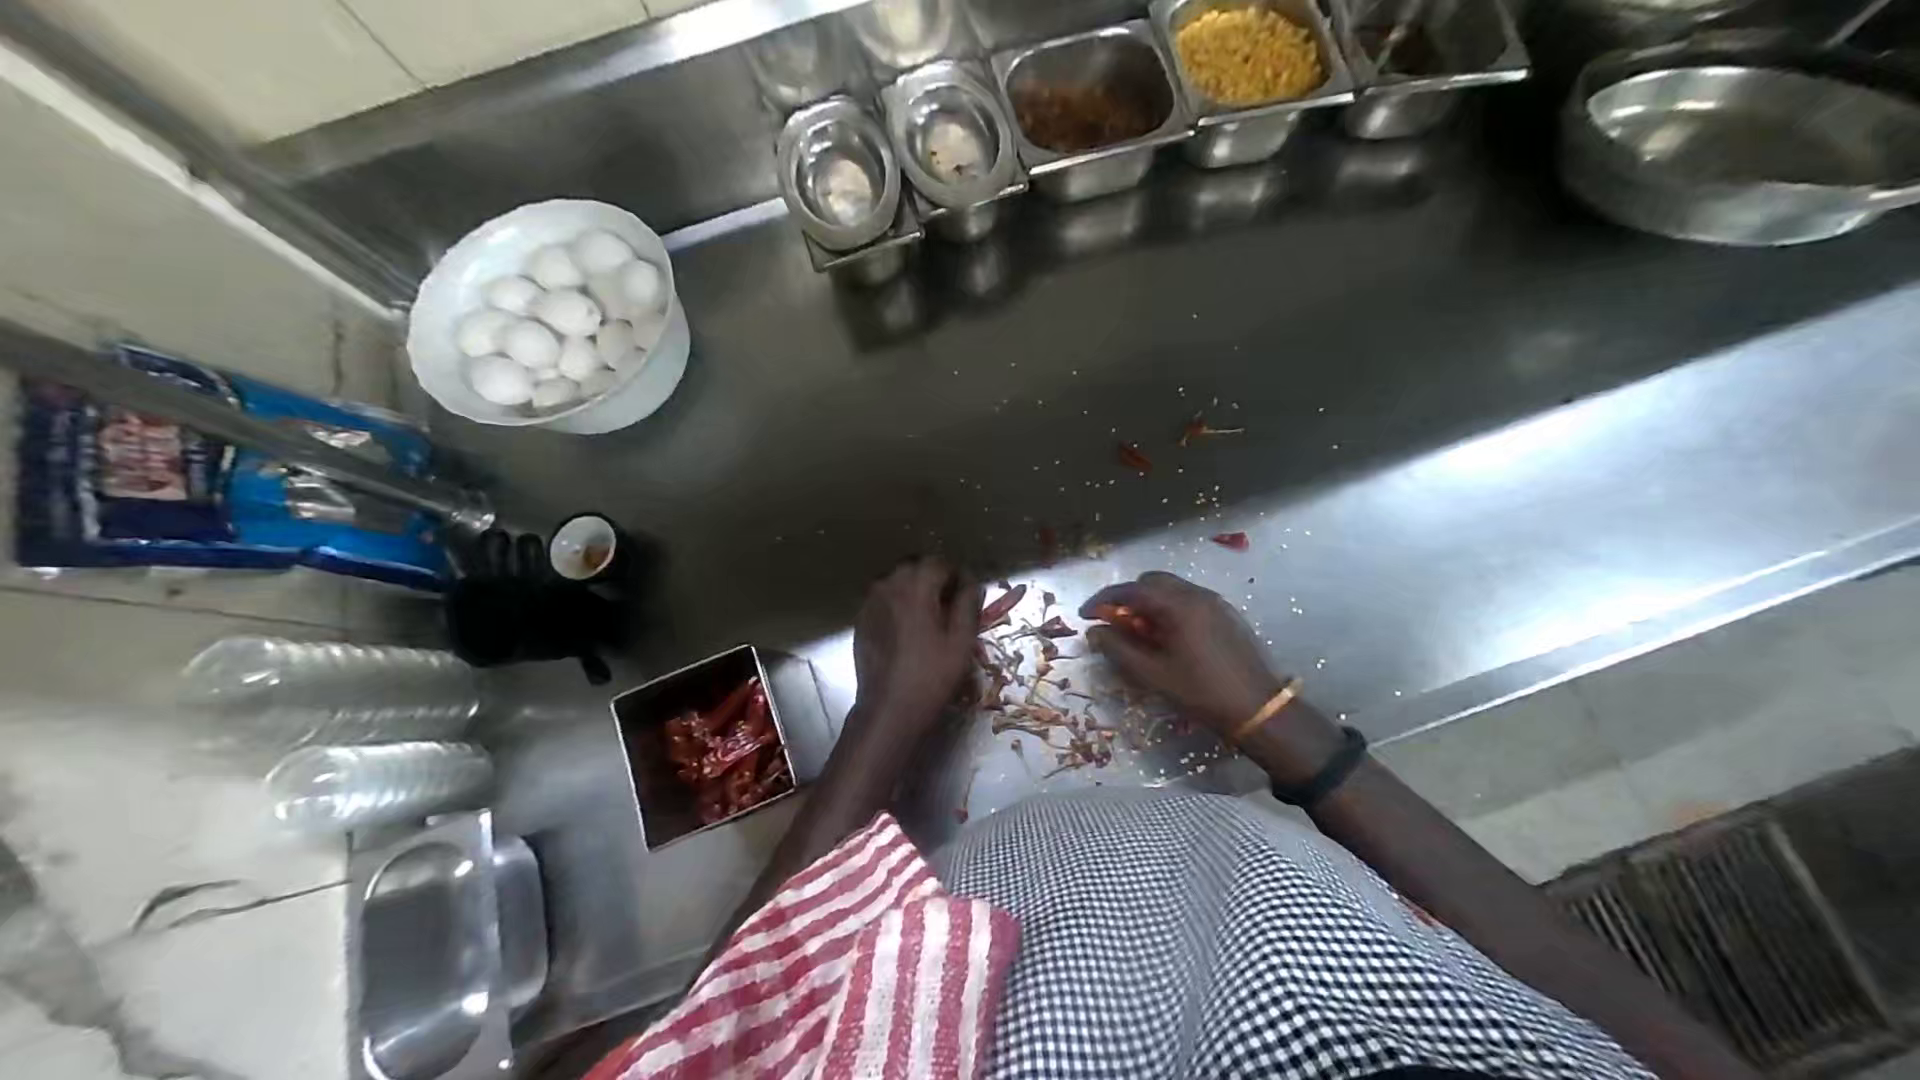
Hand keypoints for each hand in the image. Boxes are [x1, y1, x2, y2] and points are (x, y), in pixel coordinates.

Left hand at [847, 557, 983, 753]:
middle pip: (916, 567)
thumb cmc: (931, 676)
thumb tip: (971, 583)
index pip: (940, 563)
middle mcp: (888, 586)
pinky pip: (884, 598)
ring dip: (915, 589)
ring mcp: (870, 602)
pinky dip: (898, 603)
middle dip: (935, 579)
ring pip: (897, 581)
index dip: (957, 575)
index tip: (968, 595)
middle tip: (951, 605)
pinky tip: (909, 629)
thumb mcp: (961, 641)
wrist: (889, 709)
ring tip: (930, 617)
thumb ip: (968, 604)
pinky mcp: (861, 619)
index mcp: (915, 587)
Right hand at [1080, 573, 1343, 784]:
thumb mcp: (1152, 674)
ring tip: (1139, 632)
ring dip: (1149, 603)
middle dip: (1127, 598)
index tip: (1085, 615)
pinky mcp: (1226, 614)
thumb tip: (1094, 632)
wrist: (1258, 709)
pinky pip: (1188, 600)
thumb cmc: (1201, 692)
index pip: (1131, 590)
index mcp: (1178, 605)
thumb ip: (1118, 649)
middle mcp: (1197, 594)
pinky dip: (1169, 609)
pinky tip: (1167, 637)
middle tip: (1114, 623)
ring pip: (1171, 589)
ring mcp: (1215, 602)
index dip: (1103, 600)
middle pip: (1151, 582)